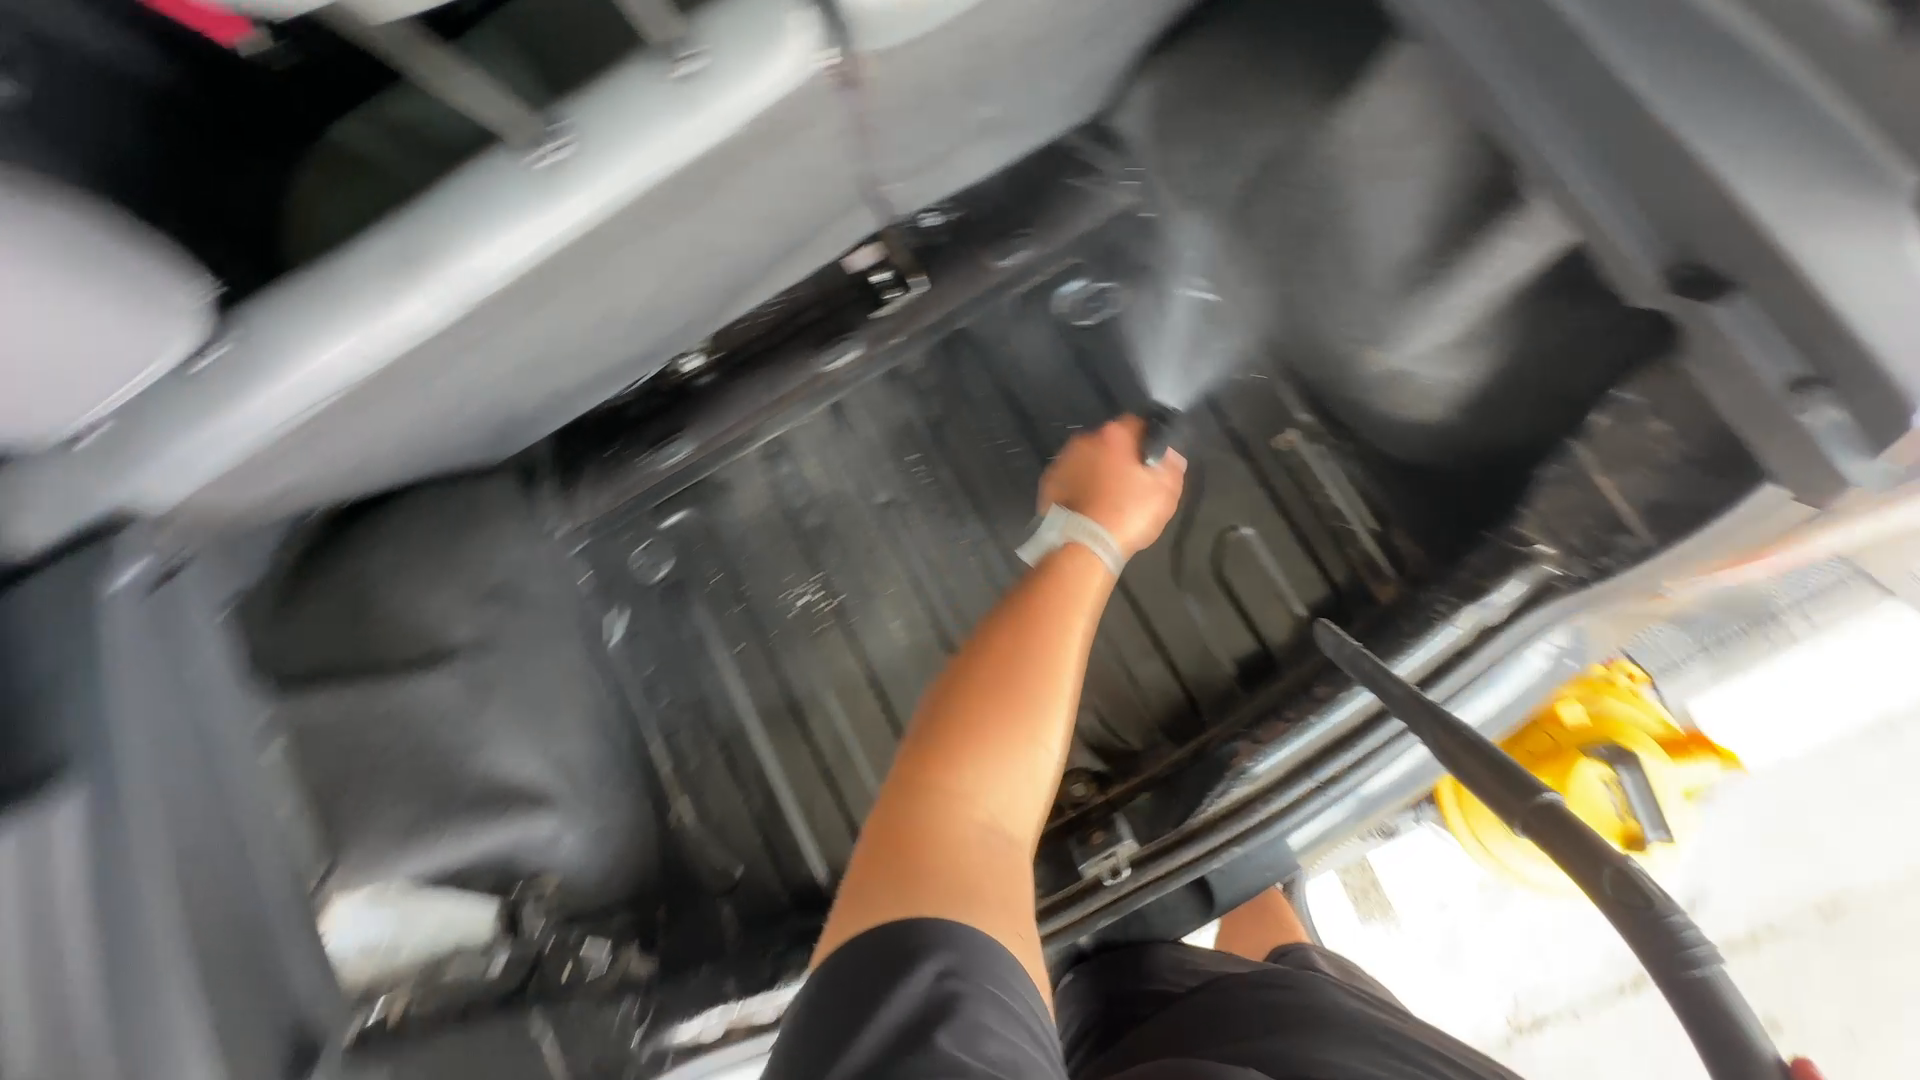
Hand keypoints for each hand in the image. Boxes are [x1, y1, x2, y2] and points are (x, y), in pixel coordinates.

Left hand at [1038, 415, 1186, 557]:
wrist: (1082, 545)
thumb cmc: (1127, 514)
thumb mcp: (1165, 491)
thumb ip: (1171, 464)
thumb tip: (1169, 453)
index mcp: (1114, 435)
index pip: (1137, 423)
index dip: (1147, 439)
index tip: (1152, 458)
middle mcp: (1084, 440)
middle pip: (1109, 441)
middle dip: (1120, 456)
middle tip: (1131, 482)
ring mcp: (1062, 461)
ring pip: (1087, 460)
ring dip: (1096, 471)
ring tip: (1108, 498)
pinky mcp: (1048, 483)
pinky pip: (1070, 478)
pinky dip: (1078, 486)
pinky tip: (1088, 505)